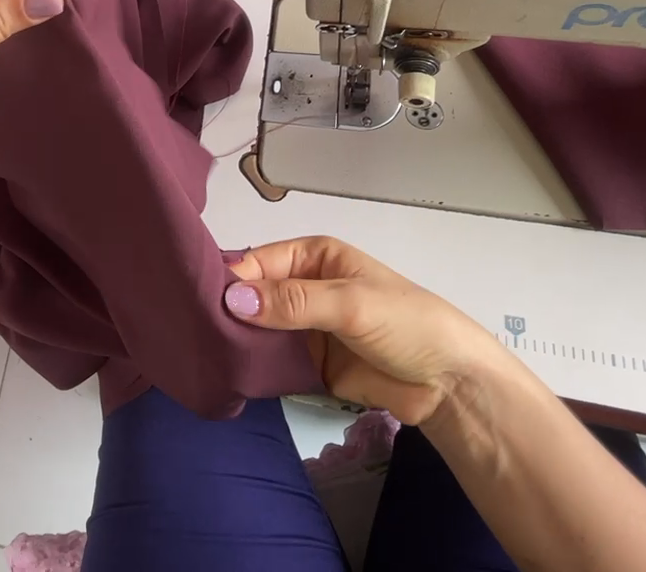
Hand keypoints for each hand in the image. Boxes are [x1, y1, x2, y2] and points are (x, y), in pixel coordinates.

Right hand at [222, 236, 510, 423]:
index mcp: (312, 257)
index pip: (258, 262)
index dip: (230, 279)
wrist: (452, 387)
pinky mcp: (307, 365)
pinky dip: (252, 367)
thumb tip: (232, 299)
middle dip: (227, 311)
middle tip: (193, 330)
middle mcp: (302, 287)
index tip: (198, 301)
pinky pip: (270, 362)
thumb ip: (292, 302)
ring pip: (256, 330)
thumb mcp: (350, 303)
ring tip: (203, 352)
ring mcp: (303, 328)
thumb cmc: (407, 324)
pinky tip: (228, 373)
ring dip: (236, 341)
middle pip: (252, 296)